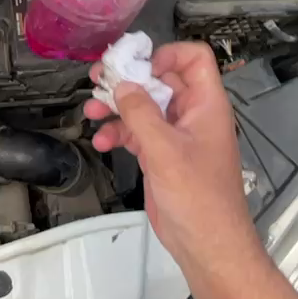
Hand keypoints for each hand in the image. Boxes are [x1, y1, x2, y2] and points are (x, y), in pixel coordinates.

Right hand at [84, 42, 261, 275]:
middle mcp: (191, 116)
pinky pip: (136, 132)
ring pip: (143, 106)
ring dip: (116, 107)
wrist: (206, 244)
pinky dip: (117, 133)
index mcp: (205, 106)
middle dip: (128, 80)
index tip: (134, 66)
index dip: (165, 55)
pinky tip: (101, 141)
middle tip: (98, 79)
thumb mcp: (165, 150)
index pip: (193, 59)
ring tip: (91, 111)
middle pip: (159, 81)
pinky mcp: (161, 155)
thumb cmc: (200, 199)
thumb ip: (141, 114)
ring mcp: (175, 135)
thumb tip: (123, 86)